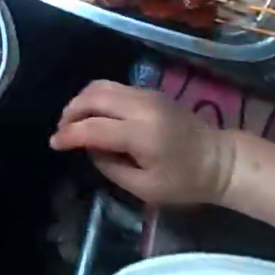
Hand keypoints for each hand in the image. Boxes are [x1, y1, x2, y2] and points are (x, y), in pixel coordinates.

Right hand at [50, 81, 236, 205]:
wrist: (220, 160)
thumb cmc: (185, 181)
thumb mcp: (146, 188)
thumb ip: (111, 167)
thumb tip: (90, 149)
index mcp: (141, 134)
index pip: (93, 127)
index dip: (69, 135)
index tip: (54, 144)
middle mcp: (140, 106)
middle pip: (93, 97)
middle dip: (70, 112)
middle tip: (61, 130)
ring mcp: (145, 94)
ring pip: (101, 86)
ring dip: (81, 101)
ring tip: (74, 120)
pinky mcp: (149, 90)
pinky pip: (113, 86)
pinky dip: (96, 97)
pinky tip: (94, 114)